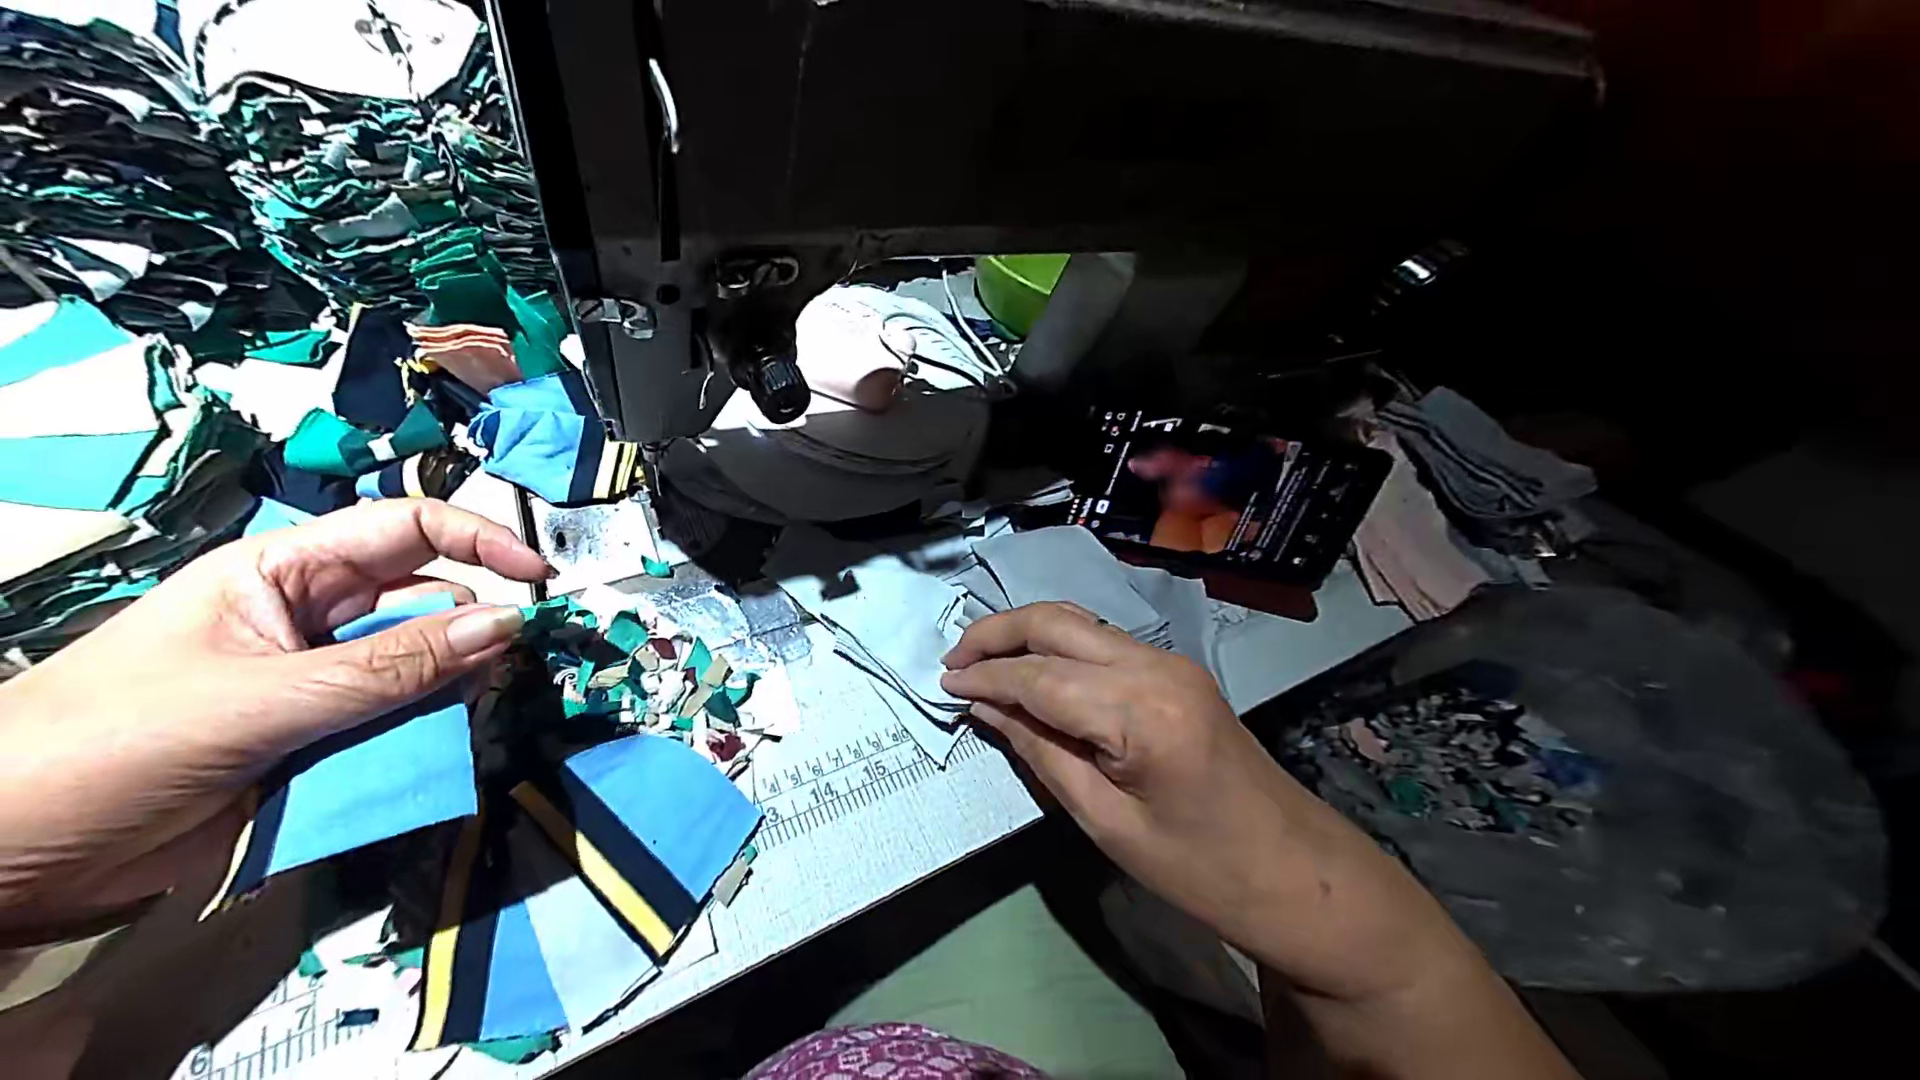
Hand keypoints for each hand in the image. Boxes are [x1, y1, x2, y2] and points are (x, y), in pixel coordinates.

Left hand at [0, 499, 549, 937]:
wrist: (5, 865)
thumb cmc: (107, 746)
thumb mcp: (263, 699)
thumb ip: (396, 665)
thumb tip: (511, 624)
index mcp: (290, 572)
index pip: (410, 529)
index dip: (482, 541)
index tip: (540, 577)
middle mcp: (323, 612)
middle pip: (435, 599)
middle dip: (475, 630)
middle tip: (495, 673)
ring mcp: (335, 671)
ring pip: (436, 658)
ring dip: (457, 685)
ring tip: (449, 720)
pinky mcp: (341, 725)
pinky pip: (417, 709)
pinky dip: (436, 724)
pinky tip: (431, 744)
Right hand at [940, 603, 1577, 1079]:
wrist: (1300, 873)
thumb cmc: (1200, 869)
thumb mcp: (1105, 822)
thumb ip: (1041, 752)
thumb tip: (987, 708)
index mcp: (1140, 711)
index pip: (1040, 675)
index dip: (986, 675)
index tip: (944, 682)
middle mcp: (1155, 665)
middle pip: (1058, 622)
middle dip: (998, 632)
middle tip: (954, 657)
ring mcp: (1170, 661)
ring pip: (1079, 623)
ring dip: (1026, 633)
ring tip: (982, 659)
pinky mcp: (1175, 670)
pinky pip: (1101, 642)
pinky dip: (1057, 648)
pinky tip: (1032, 669)